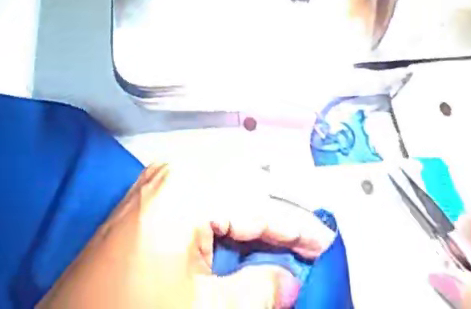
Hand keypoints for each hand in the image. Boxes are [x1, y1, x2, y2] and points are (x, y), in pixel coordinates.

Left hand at [42, 164, 335, 308]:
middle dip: (276, 222)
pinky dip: (225, 227)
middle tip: (311, 248)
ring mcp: (154, 186)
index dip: (297, 225)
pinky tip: (243, 248)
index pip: (258, 202)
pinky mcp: (145, 203)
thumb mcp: (205, 308)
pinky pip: (198, 205)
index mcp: (187, 188)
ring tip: (286, 250)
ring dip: (252, 224)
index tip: (326, 241)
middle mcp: (170, 174)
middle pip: (240, 192)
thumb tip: (288, 281)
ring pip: (221, 198)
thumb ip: (256, 291)